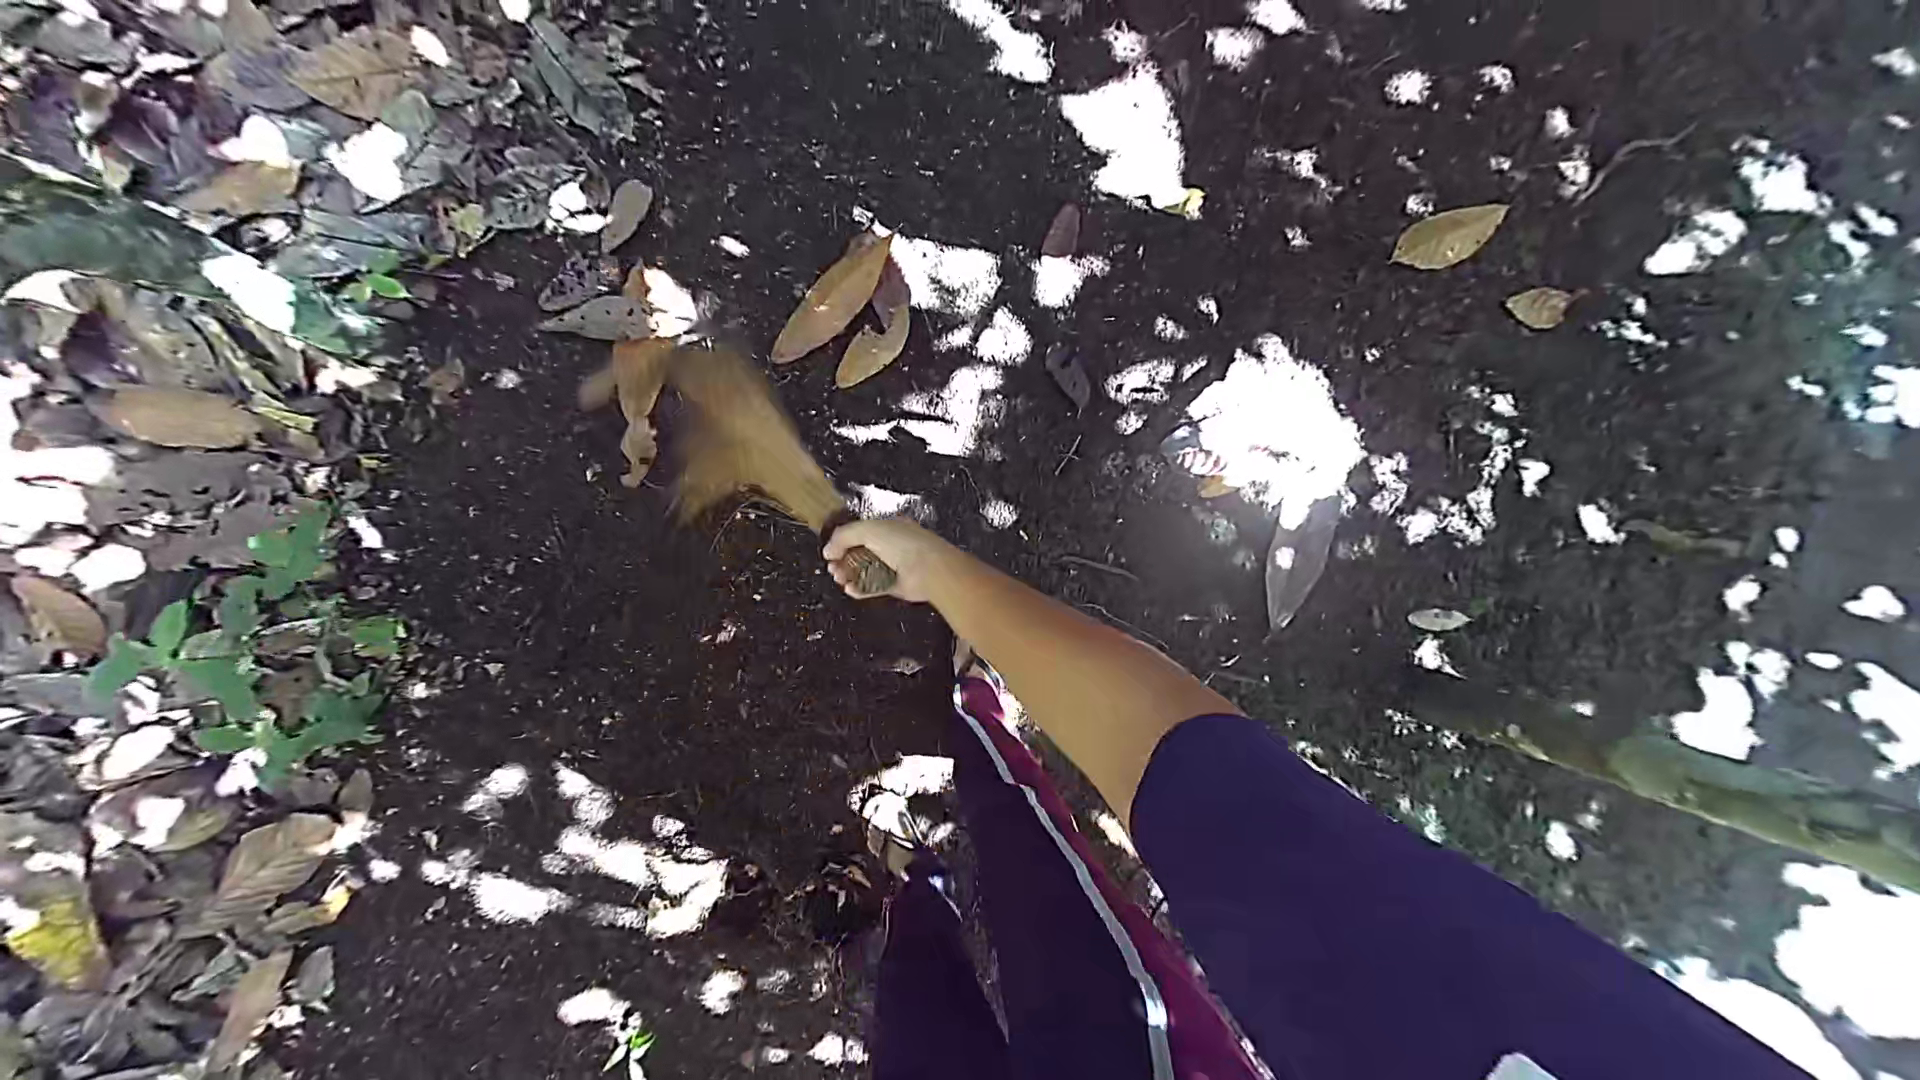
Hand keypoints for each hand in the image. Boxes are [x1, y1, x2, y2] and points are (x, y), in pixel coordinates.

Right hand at [823, 517, 958, 603]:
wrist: (929, 569)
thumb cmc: (904, 543)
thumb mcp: (868, 530)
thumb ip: (843, 536)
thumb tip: (828, 550)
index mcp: (888, 526)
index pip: (859, 532)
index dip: (843, 542)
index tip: (830, 552)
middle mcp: (891, 545)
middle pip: (859, 553)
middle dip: (843, 560)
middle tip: (833, 568)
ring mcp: (893, 566)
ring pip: (864, 571)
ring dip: (849, 575)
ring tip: (840, 579)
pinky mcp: (894, 585)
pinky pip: (873, 588)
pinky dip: (860, 589)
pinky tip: (851, 590)